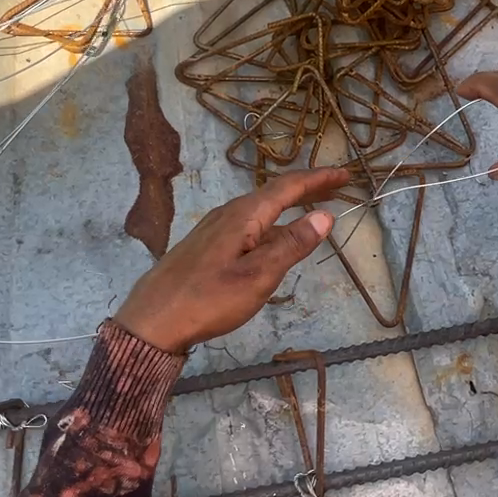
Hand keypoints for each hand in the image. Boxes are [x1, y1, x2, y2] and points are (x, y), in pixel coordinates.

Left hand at [114, 168, 350, 351]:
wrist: (152, 321)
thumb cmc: (208, 299)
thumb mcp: (259, 276)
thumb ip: (292, 245)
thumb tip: (325, 216)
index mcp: (244, 215)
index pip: (288, 187)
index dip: (318, 179)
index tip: (345, 175)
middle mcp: (229, 214)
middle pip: (274, 194)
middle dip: (306, 189)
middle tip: (337, 187)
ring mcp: (215, 230)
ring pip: (260, 211)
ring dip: (289, 208)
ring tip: (313, 213)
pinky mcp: (207, 247)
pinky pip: (248, 226)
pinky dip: (271, 225)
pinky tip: (274, 241)